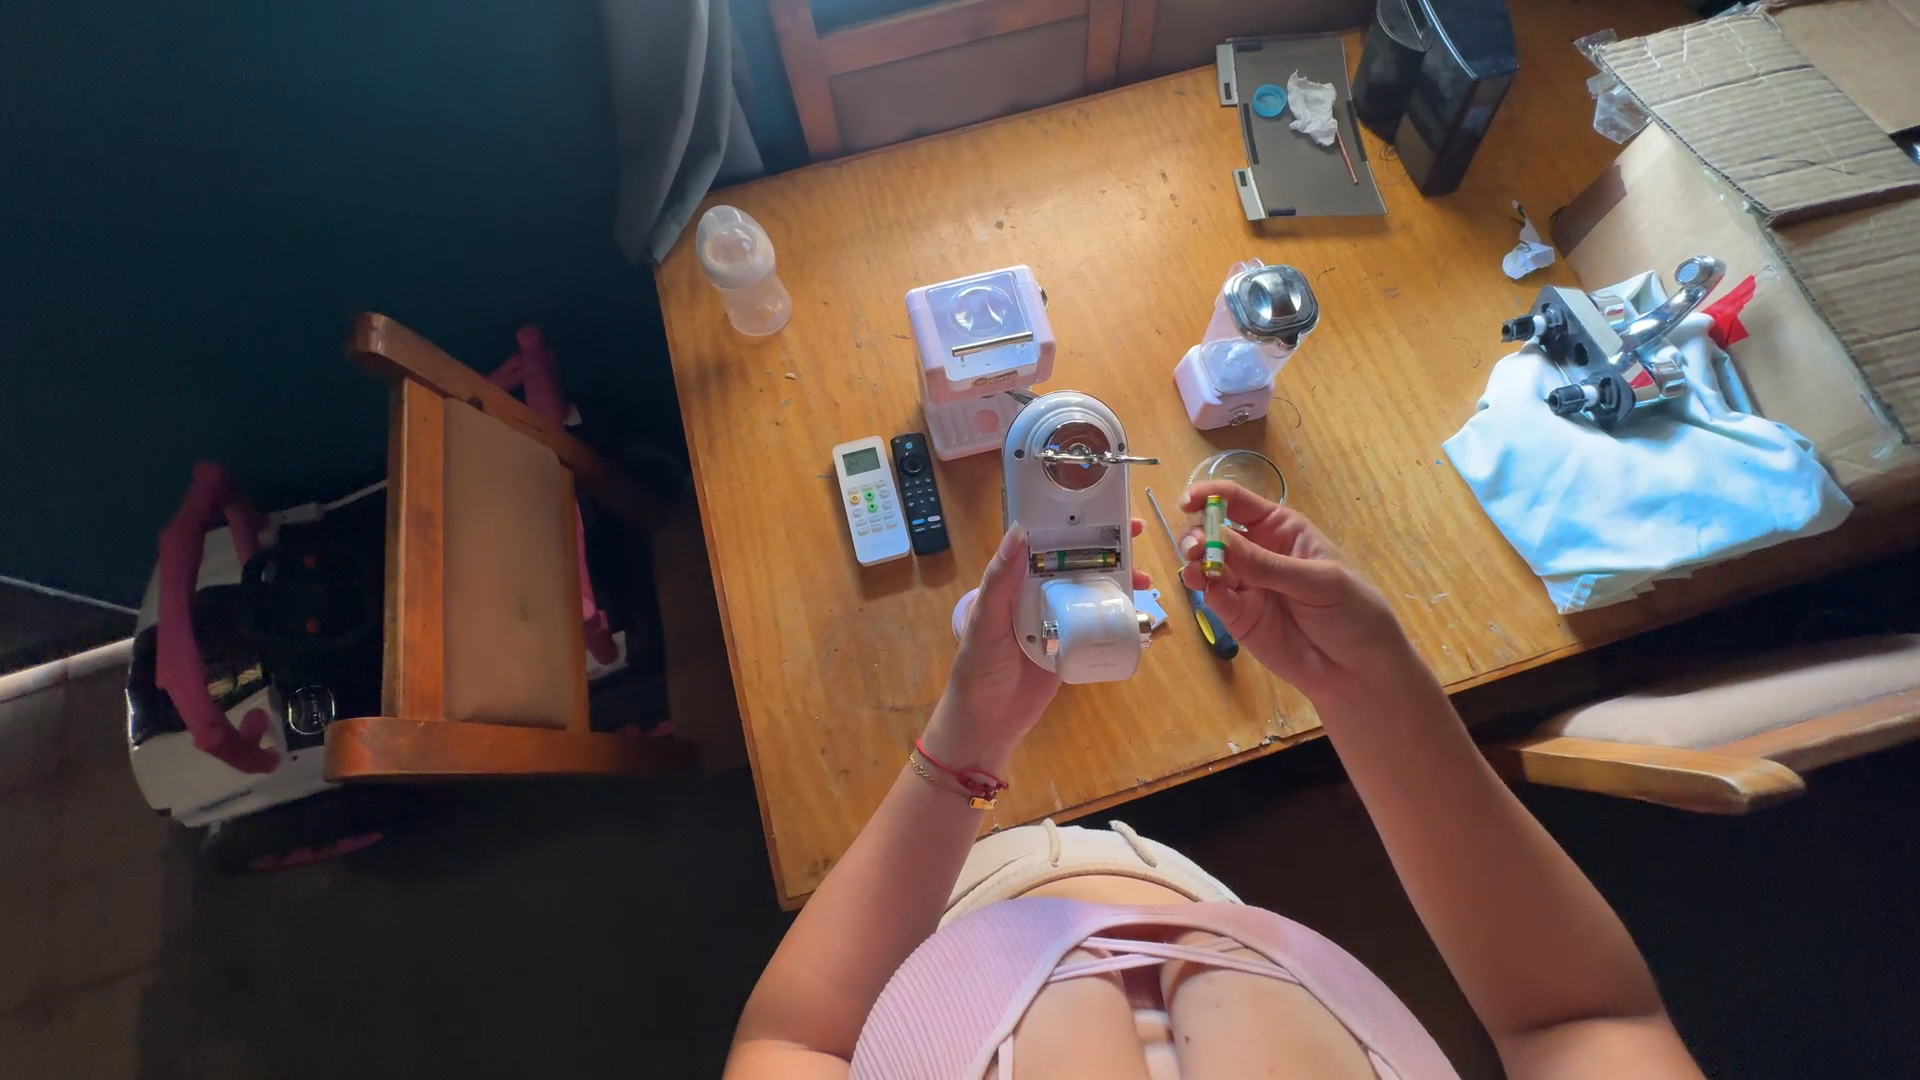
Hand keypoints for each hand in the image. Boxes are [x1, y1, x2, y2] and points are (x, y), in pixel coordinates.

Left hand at [923, 521, 1149, 773]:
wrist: (988, 722)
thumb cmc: (979, 668)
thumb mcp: (985, 620)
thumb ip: (1000, 579)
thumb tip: (1019, 530)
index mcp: (1015, 580)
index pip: (1045, 541)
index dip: (1072, 521)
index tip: (1101, 505)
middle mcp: (1038, 593)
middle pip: (1077, 560)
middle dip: (1107, 545)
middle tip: (1138, 533)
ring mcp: (1058, 618)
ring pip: (1092, 589)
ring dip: (1119, 579)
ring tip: (1145, 578)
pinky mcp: (1072, 644)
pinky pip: (1098, 622)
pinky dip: (1119, 614)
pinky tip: (1140, 610)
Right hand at [1178, 482, 1412, 706]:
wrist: (1359, 670)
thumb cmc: (1352, 612)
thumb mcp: (1319, 581)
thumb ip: (1267, 564)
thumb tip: (1218, 538)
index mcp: (1280, 530)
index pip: (1238, 502)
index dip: (1211, 496)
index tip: (1188, 502)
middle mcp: (1256, 552)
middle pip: (1213, 531)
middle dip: (1198, 533)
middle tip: (1195, 547)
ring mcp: (1244, 584)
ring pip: (1206, 562)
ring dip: (1195, 561)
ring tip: (1198, 569)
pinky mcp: (1235, 614)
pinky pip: (1212, 595)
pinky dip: (1204, 588)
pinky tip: (1208, 589)